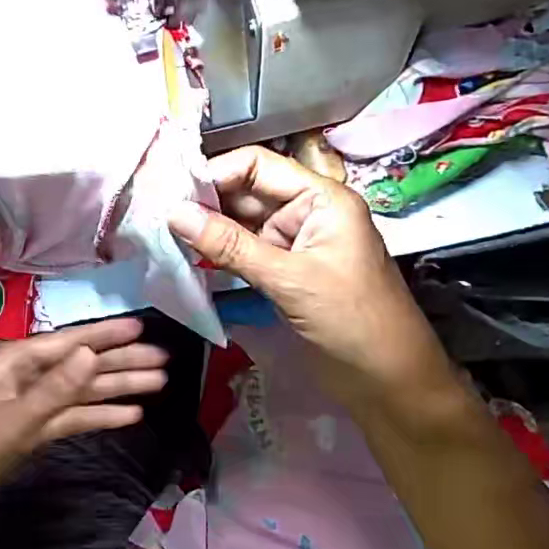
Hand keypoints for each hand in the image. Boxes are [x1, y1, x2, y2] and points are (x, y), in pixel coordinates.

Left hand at [0, 318, 169, 548]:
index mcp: (12, 362)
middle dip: (120, 362)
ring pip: (78, 392)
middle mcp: (21, 377)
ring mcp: (25, 406)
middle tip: (163, 361)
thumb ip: (53, 390)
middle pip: (79, 365)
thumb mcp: (9, 421)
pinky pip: (69, 419)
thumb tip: (91, 353)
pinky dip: (96, 417)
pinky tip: (128, 416)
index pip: (68, 343)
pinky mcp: (27, 434)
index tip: (142, 327)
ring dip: (114, 389)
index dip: (106, 335)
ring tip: (157, 385)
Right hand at [167, 147, 464, 427]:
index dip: (215, 174)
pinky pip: (243, 252)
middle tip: (158, 214)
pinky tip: (187, 256)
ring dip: (207, 229)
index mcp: (320, 199)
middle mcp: (305, 212)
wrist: (390, 382)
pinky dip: (218, 254)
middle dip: (204, 202)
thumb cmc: (352, 321)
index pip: (258, 166)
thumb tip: (174, 213)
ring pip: (240, 224)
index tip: (172, 192)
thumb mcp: (290, 279)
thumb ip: (230, 245)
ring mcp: (293, 243)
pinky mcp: (283, 272)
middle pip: (245, 192)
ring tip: (165, 234)